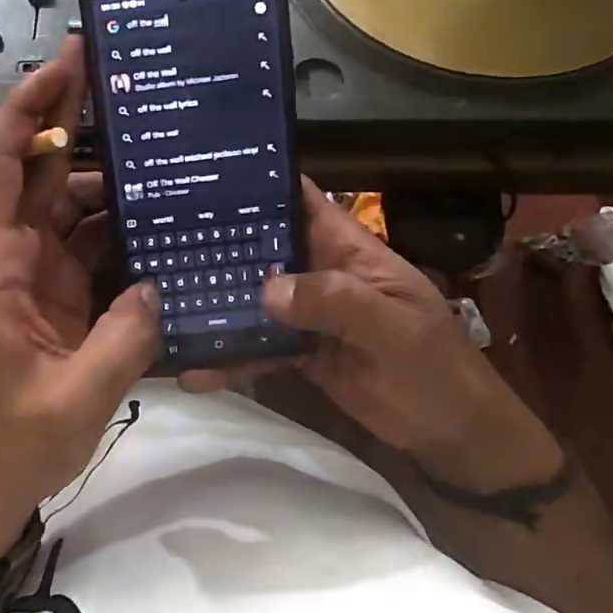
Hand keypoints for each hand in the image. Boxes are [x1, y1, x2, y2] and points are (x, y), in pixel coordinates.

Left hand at [0, 36, 159, 566]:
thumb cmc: (15, 440)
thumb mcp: (75, 397)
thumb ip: (124, 338)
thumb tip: (158, 282)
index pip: (3, 166)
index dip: (26, 109)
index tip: (60, 65)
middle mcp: (12, 256)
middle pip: (36, 168)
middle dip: (67, 114)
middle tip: (111, 68)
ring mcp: (36, 272)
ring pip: (67, 202)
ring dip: (103, 171)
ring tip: (157, 142)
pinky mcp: (57, 293)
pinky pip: (88, 242)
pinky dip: (117, 223)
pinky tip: (156, 211)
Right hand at [181, 177, 561, 491]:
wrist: (451, 435)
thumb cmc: (436, 369)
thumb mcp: (393, 328)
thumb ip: (335, 302)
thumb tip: (265, 290)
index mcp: (348, 251)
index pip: (302, 202)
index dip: (262, 184)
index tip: (207, 177)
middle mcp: (319, 273)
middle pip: (263, 247)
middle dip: (219, 241)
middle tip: (161, 237)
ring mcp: (305, 313)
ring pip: (251, 297)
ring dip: (215, 301)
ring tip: (163, 302)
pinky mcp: (295, 349)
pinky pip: (254, 346)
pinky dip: (226, 357)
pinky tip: (193, 370)